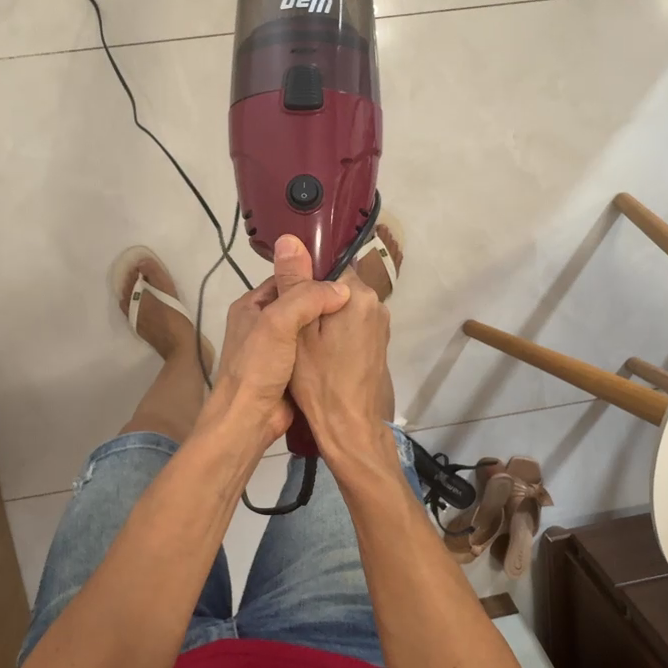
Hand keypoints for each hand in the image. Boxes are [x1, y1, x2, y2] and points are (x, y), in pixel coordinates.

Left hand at [207, 235, 350, 447]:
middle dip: (324, 302)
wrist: (250, 419)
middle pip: (299, 303)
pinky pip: (312, 350)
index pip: (286, 280)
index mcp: (251, 305)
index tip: (343, 278)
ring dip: (328, 326)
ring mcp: (276, 348)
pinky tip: (347, 343)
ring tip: (357, 317)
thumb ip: (306, 298)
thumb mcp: (278, 322)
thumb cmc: (258, 367)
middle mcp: (262, 323)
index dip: (312, 277)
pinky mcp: (289, 369)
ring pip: (308, 328)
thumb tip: (341, 287)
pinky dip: (327, 347)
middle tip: (357, 298)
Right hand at [280, 258, 391, 458]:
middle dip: (313, 300)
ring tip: (301, 341)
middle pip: (336, 286)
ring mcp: (380, 324)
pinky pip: (352, 324)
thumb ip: (295, 284)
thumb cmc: (319, 381)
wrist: (350, 428)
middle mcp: (376, 303)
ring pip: (343, 306)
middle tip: (290, 326)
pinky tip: (319, 353)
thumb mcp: (297, 331)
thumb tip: (291, 240)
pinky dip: (334, 332)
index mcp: (358, 294)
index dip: (302, 280)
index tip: (286, 300)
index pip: (327, 266)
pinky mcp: (379, 343)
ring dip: (323, 317)